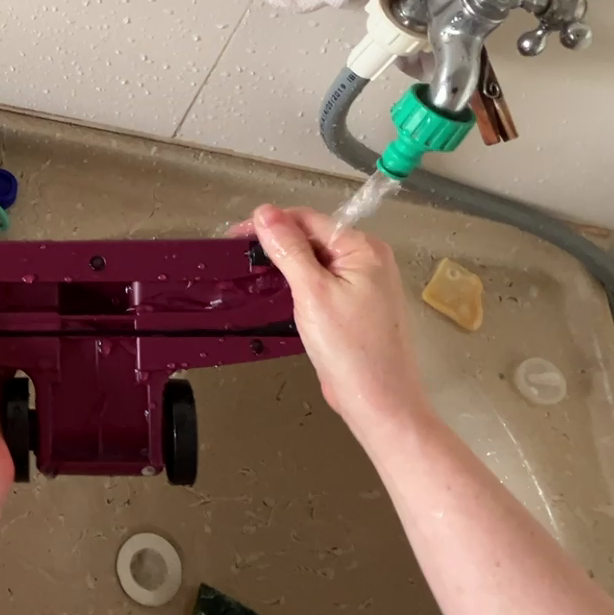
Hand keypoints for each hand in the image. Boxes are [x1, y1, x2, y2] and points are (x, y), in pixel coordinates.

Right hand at [232, 205, 430, 433]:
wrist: (379, 402)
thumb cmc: (349, 348)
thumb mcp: (312, 292)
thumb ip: (289, 249)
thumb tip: (264, 212)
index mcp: (363, 248)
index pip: (308, 219)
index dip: (269, 224)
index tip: (235, 238)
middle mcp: (368, 259)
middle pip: (312, 236)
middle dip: (275, 243)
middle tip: (239, 259)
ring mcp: (364, 284)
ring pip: (314, 260)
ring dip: (284, 263)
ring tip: (252, 274)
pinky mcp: (355, 305)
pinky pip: (321, 281)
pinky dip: (297, 282)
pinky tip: (277, 292)